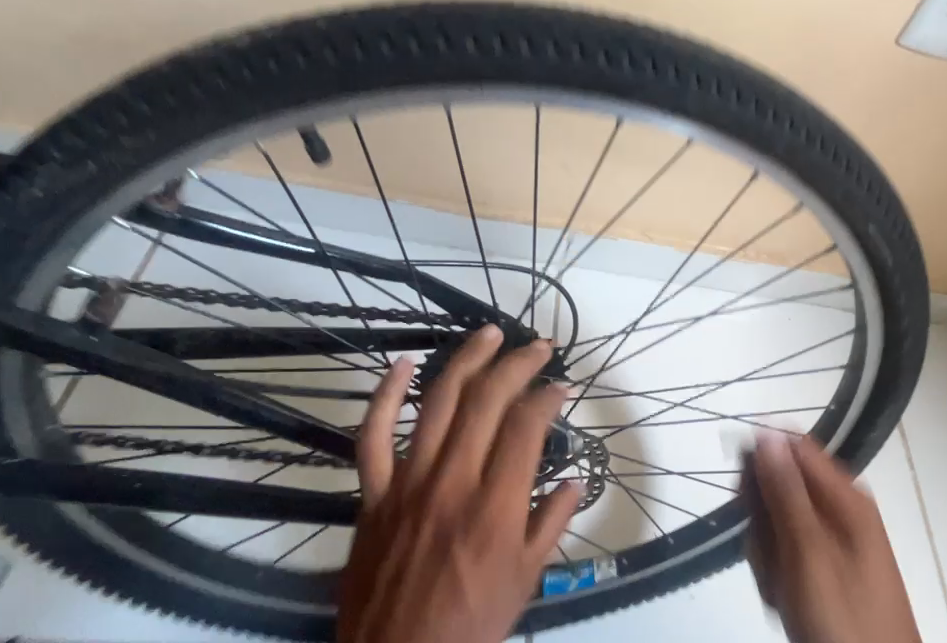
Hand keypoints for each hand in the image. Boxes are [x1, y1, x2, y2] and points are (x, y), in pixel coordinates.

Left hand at [338, 327, 578, 642]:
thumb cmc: (470, 626)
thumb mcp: (525, 581)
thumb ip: (552, 523)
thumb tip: (574, 479)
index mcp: (496, 508)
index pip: (526, 426)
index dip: (547, 396)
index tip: (561, 385)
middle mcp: (452, 483)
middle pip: (486, 400)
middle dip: (517, 363)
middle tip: (538, 346)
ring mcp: (407, 483)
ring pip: (437, 402)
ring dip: (466, 359)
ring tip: (489, 333)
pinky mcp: (372, 494)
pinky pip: (372, 435)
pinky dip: (384, 395)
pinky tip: (401, 363)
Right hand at [744, 431, 921, 642]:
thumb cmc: (845, 621)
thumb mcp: (809, 554)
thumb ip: (785, 492)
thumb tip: (766, 433)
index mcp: (845, 495)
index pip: (792, 447)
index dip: (760, 464)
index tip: (742, 497)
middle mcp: (841, 510)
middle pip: (780, 488)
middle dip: (762, 524)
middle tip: (768, 560)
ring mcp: (834, 542)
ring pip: (777, 526)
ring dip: (768, 558)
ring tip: (781, 591)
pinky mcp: (827, 570)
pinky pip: (787, 556)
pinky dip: (779, 579)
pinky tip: (787, 603)